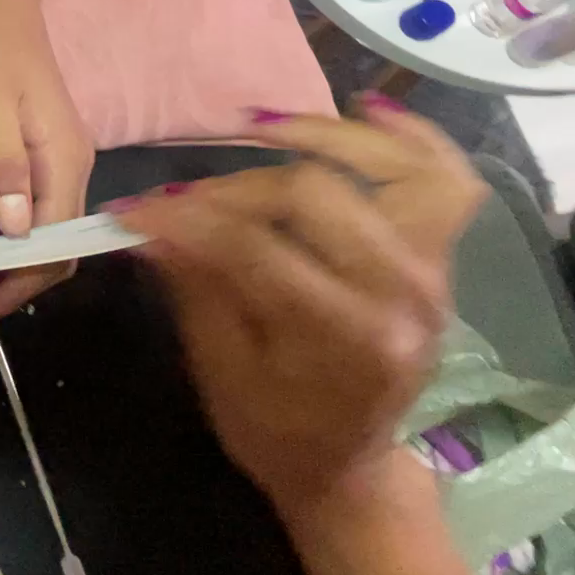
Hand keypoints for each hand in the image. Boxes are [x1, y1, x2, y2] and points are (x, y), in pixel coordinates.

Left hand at [0, 0, 94, 328]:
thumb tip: (17, 227)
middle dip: (12, 278)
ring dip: (4, 261)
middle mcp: (68, 164)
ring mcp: (52, 158)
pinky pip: (26, 208)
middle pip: (52, 241)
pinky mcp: (32, 153)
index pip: (55, 239)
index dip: (17, 277)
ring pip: (38, 228)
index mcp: (61, 157)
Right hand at [107, 93, 487, 523]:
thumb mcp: (218, 362)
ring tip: (259, 123)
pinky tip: (368, 110)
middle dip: (231, 186)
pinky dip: (413, 140)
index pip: (253, 247)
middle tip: (179, 197)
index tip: (127, 210)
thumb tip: (148, 218)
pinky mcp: (436, 259)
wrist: (348, 464)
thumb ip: (193, 282)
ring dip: (324, 136)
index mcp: (345, 336)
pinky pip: (446, 183)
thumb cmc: (273, 424)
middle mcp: (402, 294)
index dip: (182, 219)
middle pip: (313, 195)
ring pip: (395, 171)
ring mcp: (431, 272)